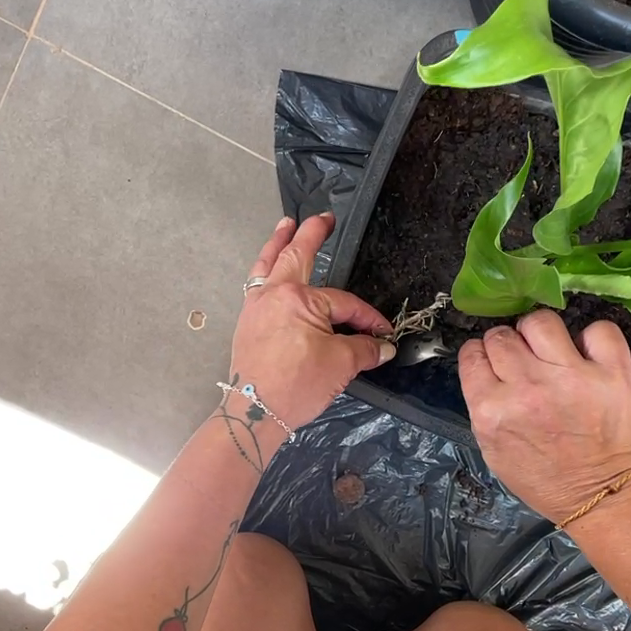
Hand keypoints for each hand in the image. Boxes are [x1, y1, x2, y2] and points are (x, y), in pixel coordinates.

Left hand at [228, 214, 394, 429]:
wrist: (254, 412)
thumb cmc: (295, 385)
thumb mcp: (340, 365)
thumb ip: (364, 349)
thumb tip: (383, 346)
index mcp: (299, 298)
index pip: (344, 302)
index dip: (367, 318)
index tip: (382, 334)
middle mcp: (273, 294)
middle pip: (295, 256)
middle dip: (311, 234)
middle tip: (323, 219)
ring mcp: (255, 308)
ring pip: (267, 266)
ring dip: (277, 243)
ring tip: (284, 227)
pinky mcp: (246, 324)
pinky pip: (256, 287)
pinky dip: (264, 272)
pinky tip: (269, 273)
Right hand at [459, 310, 630, 519]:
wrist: (601, 494)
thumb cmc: (542, 478)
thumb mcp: (492, 449)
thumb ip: (484, 406)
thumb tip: (487, 368)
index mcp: (491, 410)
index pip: (472, 355)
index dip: (479, 356)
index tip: (490, 364)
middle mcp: (527, 388)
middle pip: (501, 336)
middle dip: (506, 345)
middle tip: (520, 362)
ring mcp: (570, 377)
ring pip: (540, 322)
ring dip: (539, 332)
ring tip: (548, 350)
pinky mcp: (610, 373)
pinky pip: (598, 330)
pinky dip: (592, 337)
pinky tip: (586, 354)